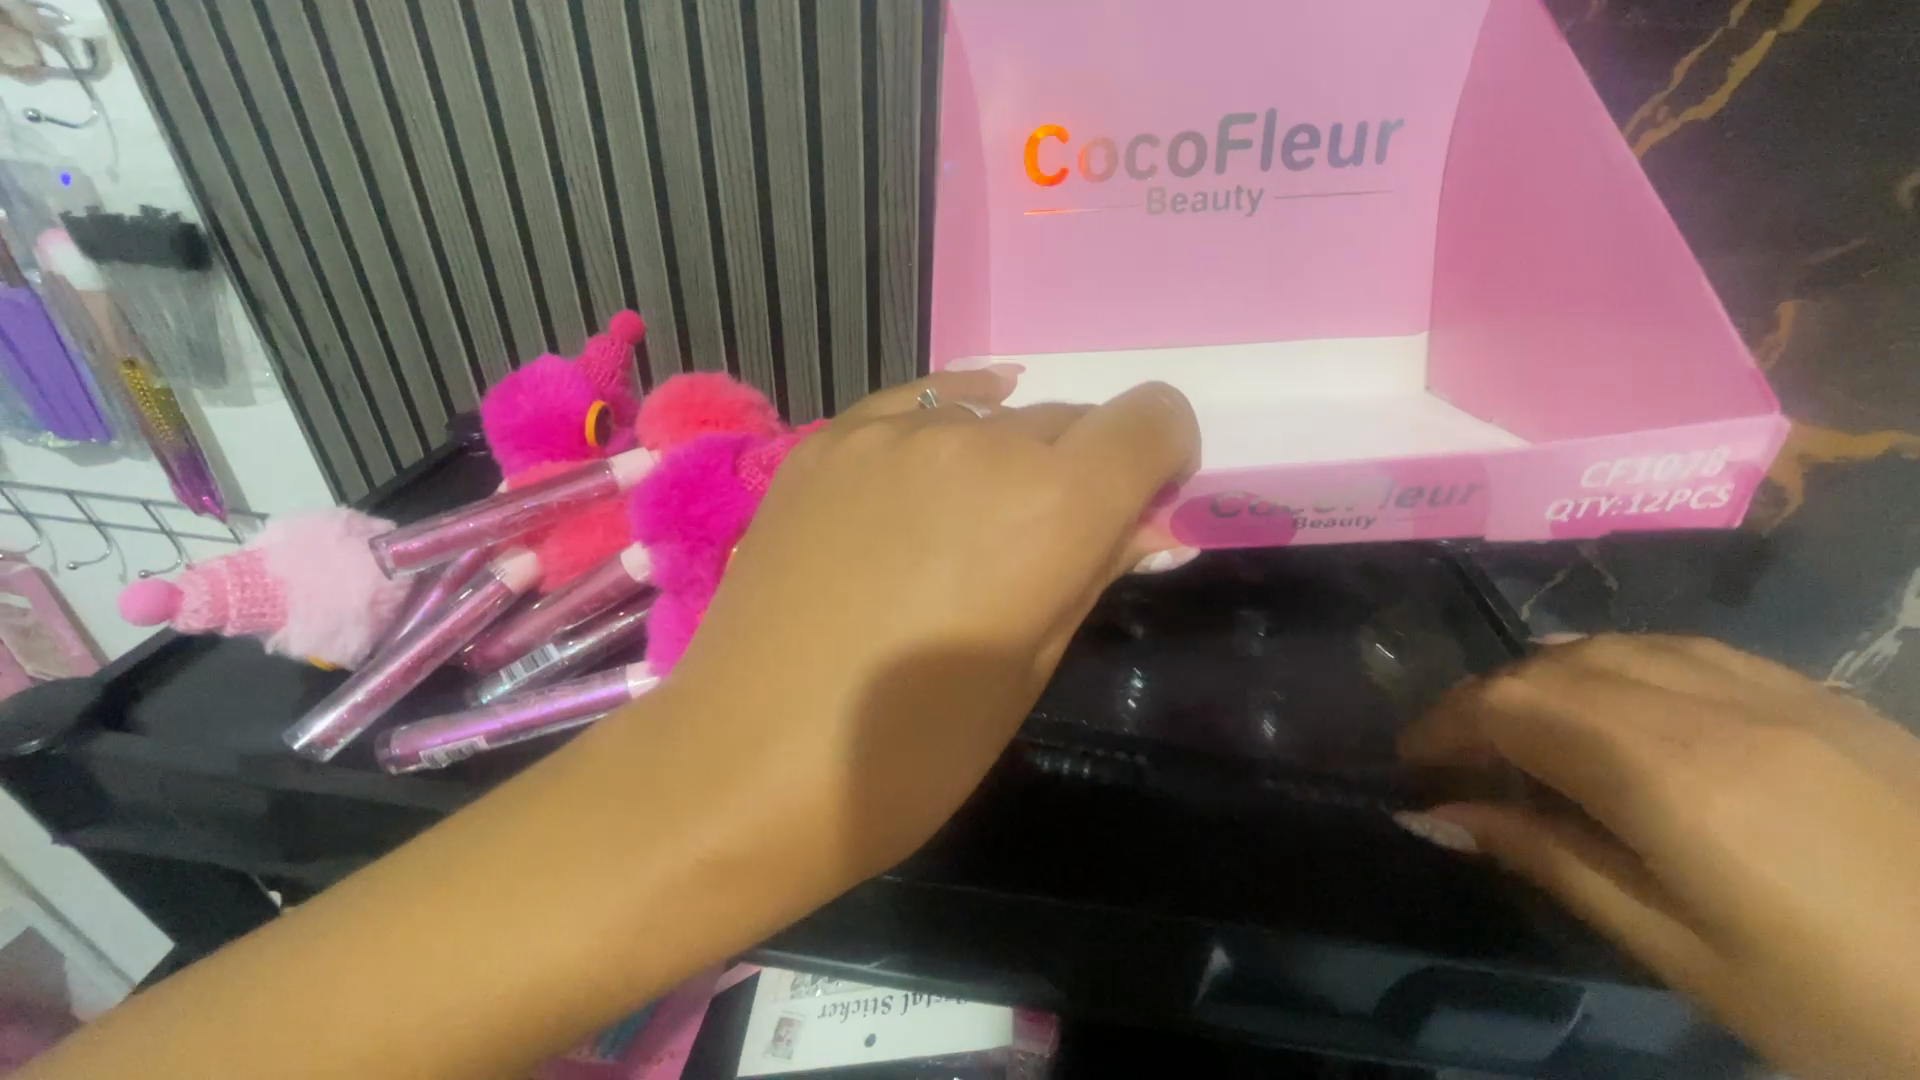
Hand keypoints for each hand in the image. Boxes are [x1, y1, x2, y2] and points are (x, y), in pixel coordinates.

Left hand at [667, 369, 1198, 888]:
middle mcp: (980, 442)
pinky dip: (940, 433)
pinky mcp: (825, 442)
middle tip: (1041, 544)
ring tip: (958, 534)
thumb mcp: (1029, 669)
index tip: (1136, 508)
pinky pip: (914, 409)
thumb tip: (1148, 521)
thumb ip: (1095, 571)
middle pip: (1070, 419)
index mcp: (1052, 506)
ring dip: (1004, 459)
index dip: (1160, 459)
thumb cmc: (912, 751)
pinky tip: (926, 475)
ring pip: (991, 415)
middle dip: (1081, 470)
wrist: (745, 763)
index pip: (1151, 421)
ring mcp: (891, 433)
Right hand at [1399, 635, 1919, 1079]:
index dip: (1445, 723)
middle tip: (1458, 755)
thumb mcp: (1680, 951)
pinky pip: (1686, 650)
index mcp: (1672, 778)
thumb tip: (1436, 813)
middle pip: (1555, 667)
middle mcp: (1715, 711)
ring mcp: (1781, 696)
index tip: (1410, 760)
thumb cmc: (1852, 1009)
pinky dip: (1619, 665)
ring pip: (1617, 646)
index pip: (1512, 707)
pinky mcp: (1827, 701)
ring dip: (1547, 677)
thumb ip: (1550, 859)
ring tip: (1526, 729)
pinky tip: (1617, 703)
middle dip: (1485, 701)